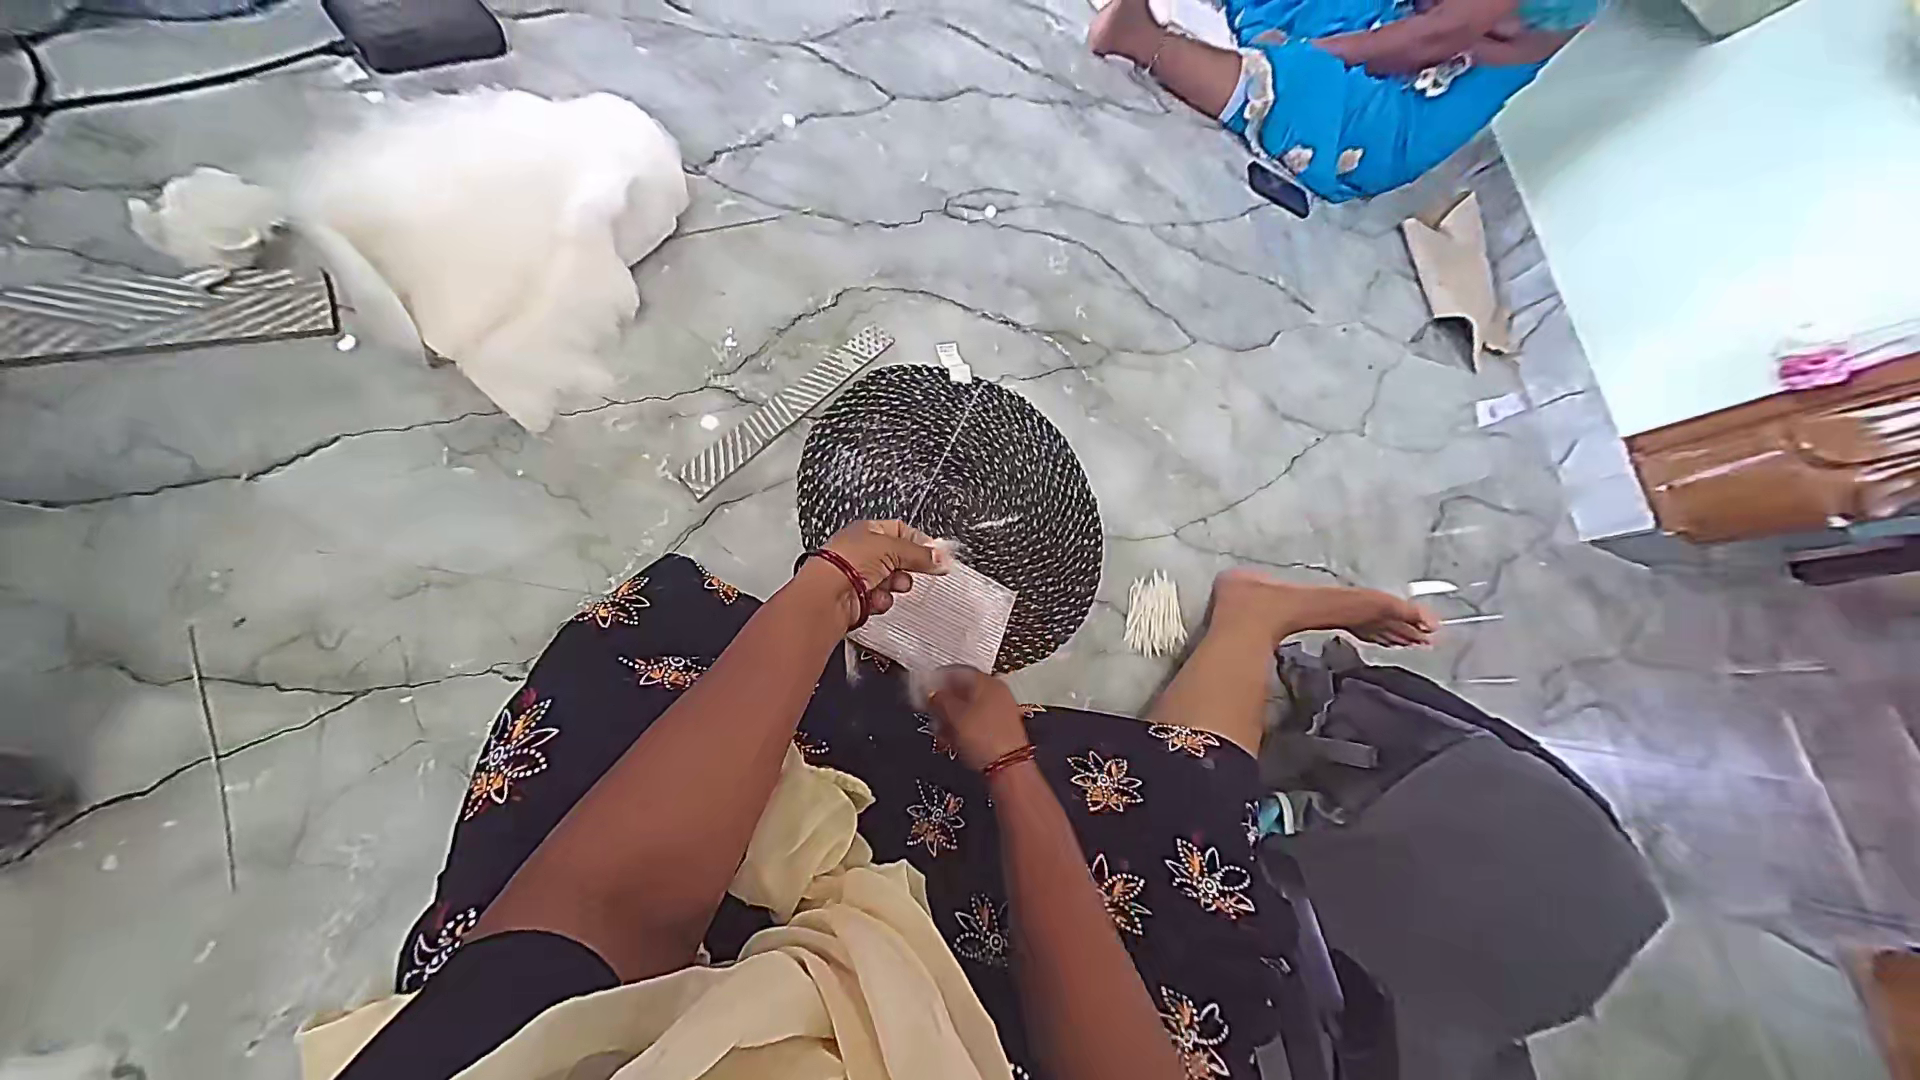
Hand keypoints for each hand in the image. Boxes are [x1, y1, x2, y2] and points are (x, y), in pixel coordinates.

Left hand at [807, 519, 949, 627]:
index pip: (902, 531)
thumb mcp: (892, 548)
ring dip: (895, 585)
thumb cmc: (846, 562)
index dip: (920, 542)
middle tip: (914, 570)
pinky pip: (882, 598)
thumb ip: (921, 554)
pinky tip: (875, 598)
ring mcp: (859, 575)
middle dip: (907, 567)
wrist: (827, 595)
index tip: (935, 555)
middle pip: (899, 558)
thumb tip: (940, 557)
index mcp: (868, 530)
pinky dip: (882, 600)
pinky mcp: (859, 598)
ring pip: (892, 581)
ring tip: (890, 585)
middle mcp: (862, 551)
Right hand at [925, 666, 1029, 771]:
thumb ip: (938, 699)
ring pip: (968, 708)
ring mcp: (1001, 710)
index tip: (923, 690)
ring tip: (940, 731)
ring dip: (950, 718)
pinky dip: (962, 728)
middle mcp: (997, 692)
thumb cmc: (986, 740)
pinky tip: (953, 739)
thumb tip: (930, 693)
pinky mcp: (1001, 728)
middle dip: (943, 704)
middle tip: (930, 713)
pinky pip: (976, 721)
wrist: (1008, 768)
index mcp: (987, 682)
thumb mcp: (953, 715)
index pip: (956, 671)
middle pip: (962, 690)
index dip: (936, 680)